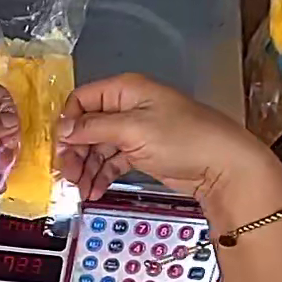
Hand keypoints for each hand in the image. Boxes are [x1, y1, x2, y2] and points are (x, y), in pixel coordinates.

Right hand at [57, 73, 281, 209]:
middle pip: (86, 128)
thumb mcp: (133, 130)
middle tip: (68, 176)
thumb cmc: (182, 139)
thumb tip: (64, 130)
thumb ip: (94, 128)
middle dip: (75, 152)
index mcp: (124, 91)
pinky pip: (111, 163)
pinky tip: (94, 191)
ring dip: (85, 169)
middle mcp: (126, 108)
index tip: (60, 149)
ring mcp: (133, 132)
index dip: (68, 124)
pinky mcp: (140, 154)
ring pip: (97, 148)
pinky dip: (101, 176)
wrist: (221, 166)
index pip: (82, 100)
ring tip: (80, 190)